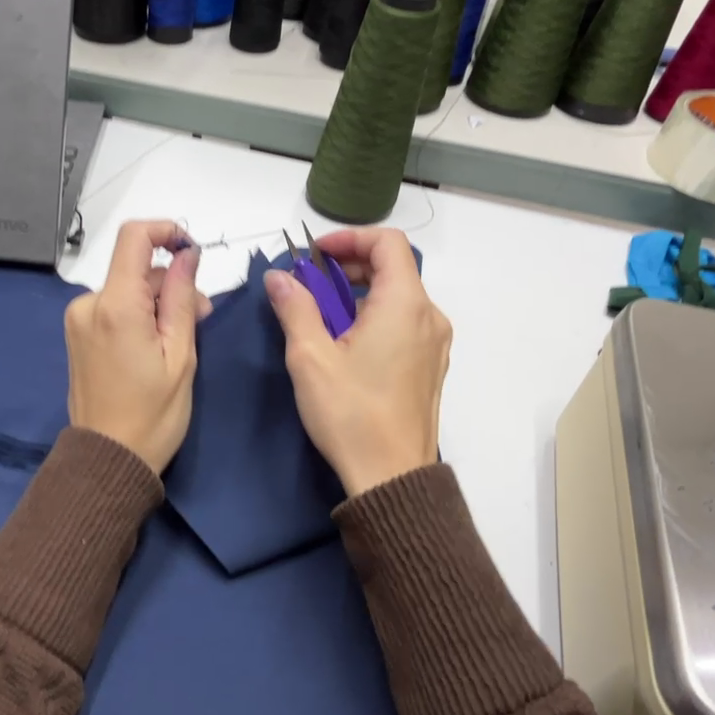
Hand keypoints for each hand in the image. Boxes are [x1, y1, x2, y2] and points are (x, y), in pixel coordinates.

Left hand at [65, 220, 209, 471]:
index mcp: (115, 305)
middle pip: (135, 268)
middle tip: (200, 317)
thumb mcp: (180, 355)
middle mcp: (88, 303)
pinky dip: (138, 315)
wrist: (109, 459)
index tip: (191, 249)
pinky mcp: (77, 334)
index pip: (134, 237)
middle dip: (170, 283)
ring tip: (180, 340)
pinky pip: (114, 307)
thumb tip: (187, 254)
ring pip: (127, 289)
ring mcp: (78, 319)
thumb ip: (181, 297)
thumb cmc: (153, 414)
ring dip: (156, 303)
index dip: (166, 230)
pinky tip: (155, 345)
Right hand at [264, 228, 449, 495]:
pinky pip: (404, 324)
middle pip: (394, 268)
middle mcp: (429, 317)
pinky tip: (345, 345)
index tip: (314, 255)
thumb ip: (296, 308)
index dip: (350, 238)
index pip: (388, 243)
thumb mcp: (311, 357)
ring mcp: (435, 344)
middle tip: (309, 285)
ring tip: (320, 318)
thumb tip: (279, 277)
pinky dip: (374, 317)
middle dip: (348, 266)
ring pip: (398, 297)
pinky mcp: (430, 367)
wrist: (391, 477)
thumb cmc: (351, 413)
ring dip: (359, 294)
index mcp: (405, 305)